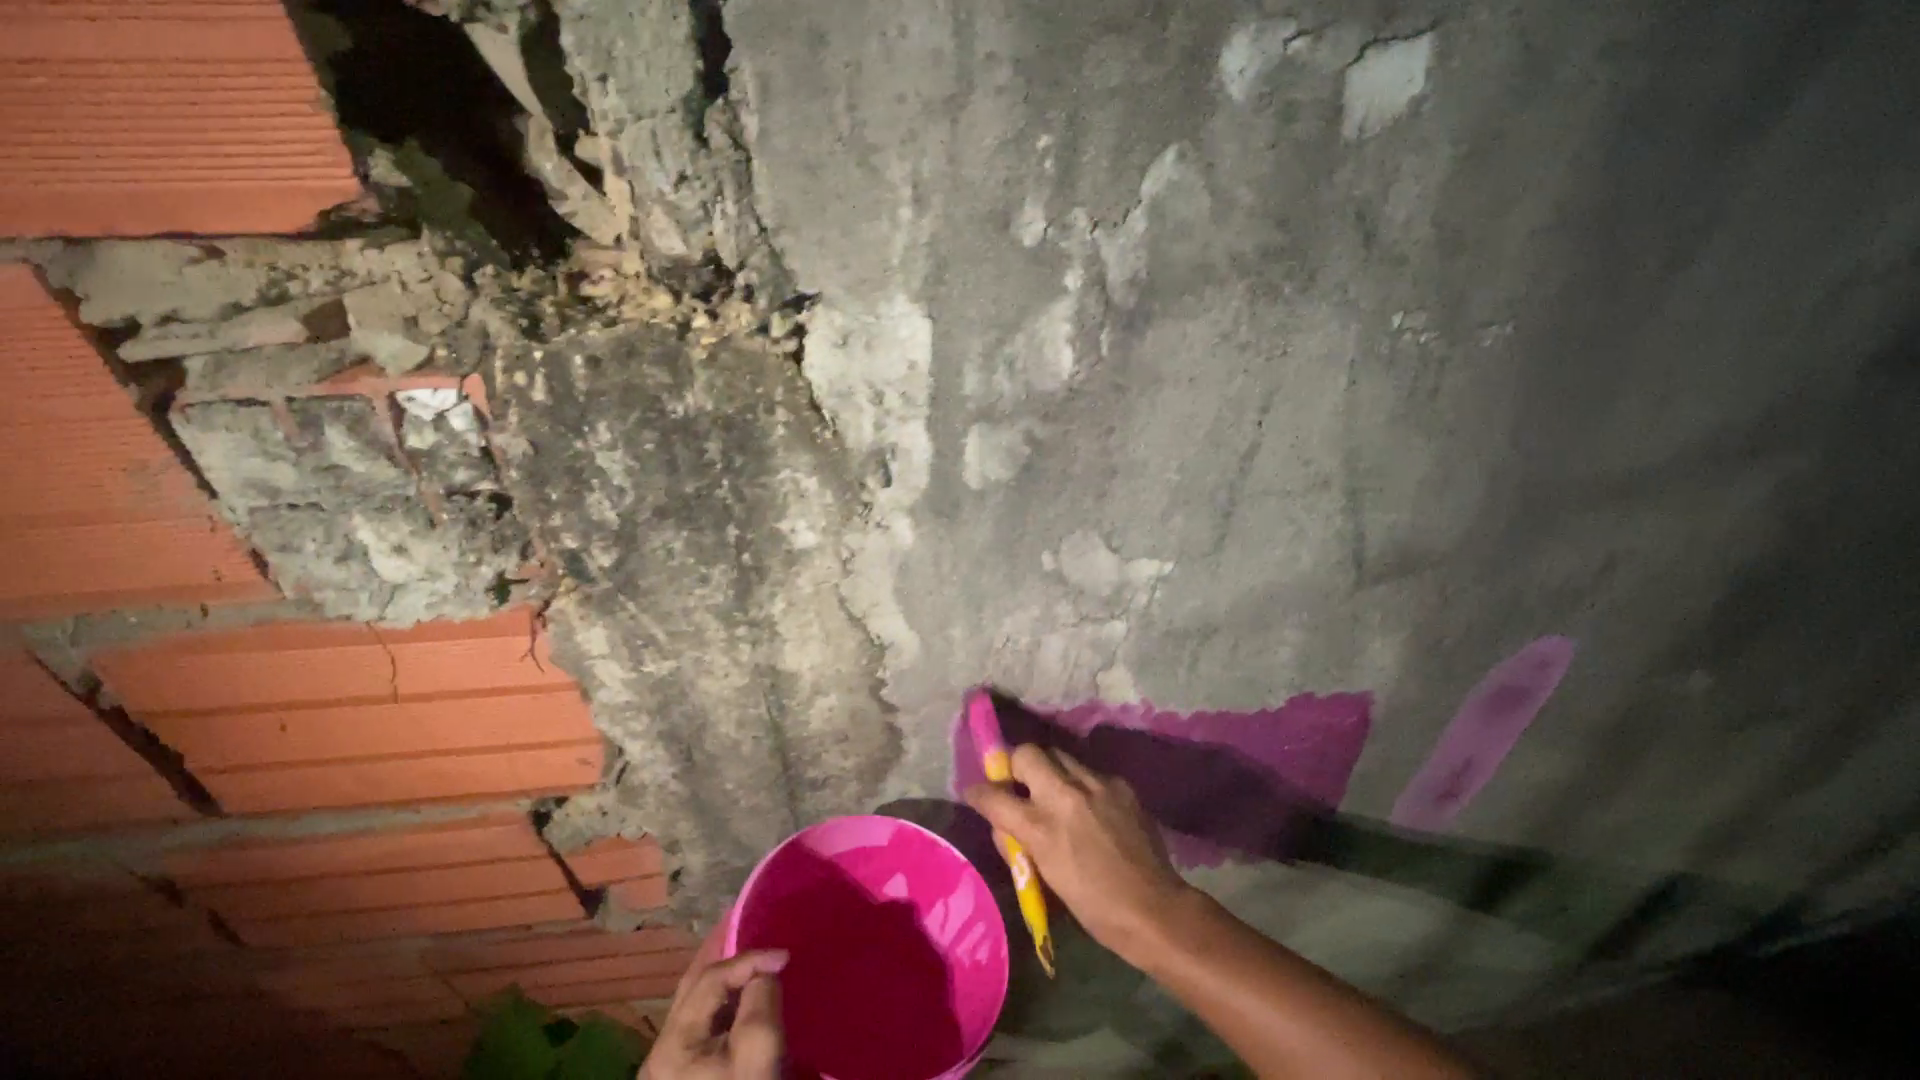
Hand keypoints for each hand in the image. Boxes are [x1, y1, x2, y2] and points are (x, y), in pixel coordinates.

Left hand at [638, 948, 786, 1078]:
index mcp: (674, 1039)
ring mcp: (672, 1060)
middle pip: (694, 983)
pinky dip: (724, 997)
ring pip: (698, 1001)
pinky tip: (742, 990)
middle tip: (748, 922)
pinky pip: (705, 1020)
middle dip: (722, 951)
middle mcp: (663, 1044)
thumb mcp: (758, 1050)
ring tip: (748, 949)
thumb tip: (765, 973)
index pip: (712, 978)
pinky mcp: (686, 1071)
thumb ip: (761, 1001)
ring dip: (724, 973)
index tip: (785, 956)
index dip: (750, 959)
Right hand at [964, 745, 1190, 953]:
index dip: (978, 793)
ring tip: (1056, 795)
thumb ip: (1018, 845)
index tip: (976, 794)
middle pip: (1028, 753)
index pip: (994, 796)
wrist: (1153, 907)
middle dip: (1016, 764)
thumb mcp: (1044, 878)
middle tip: (1019, 784)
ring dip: (1050, 772)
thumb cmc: (1092, 907)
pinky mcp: (1121, 785)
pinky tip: (1091, 809)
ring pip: (1060, 757)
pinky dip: (1082, 785)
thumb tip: (1003, 825)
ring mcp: (1097, 785)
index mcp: (1041, 828)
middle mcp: (1066, 795)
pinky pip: (1090, 773)